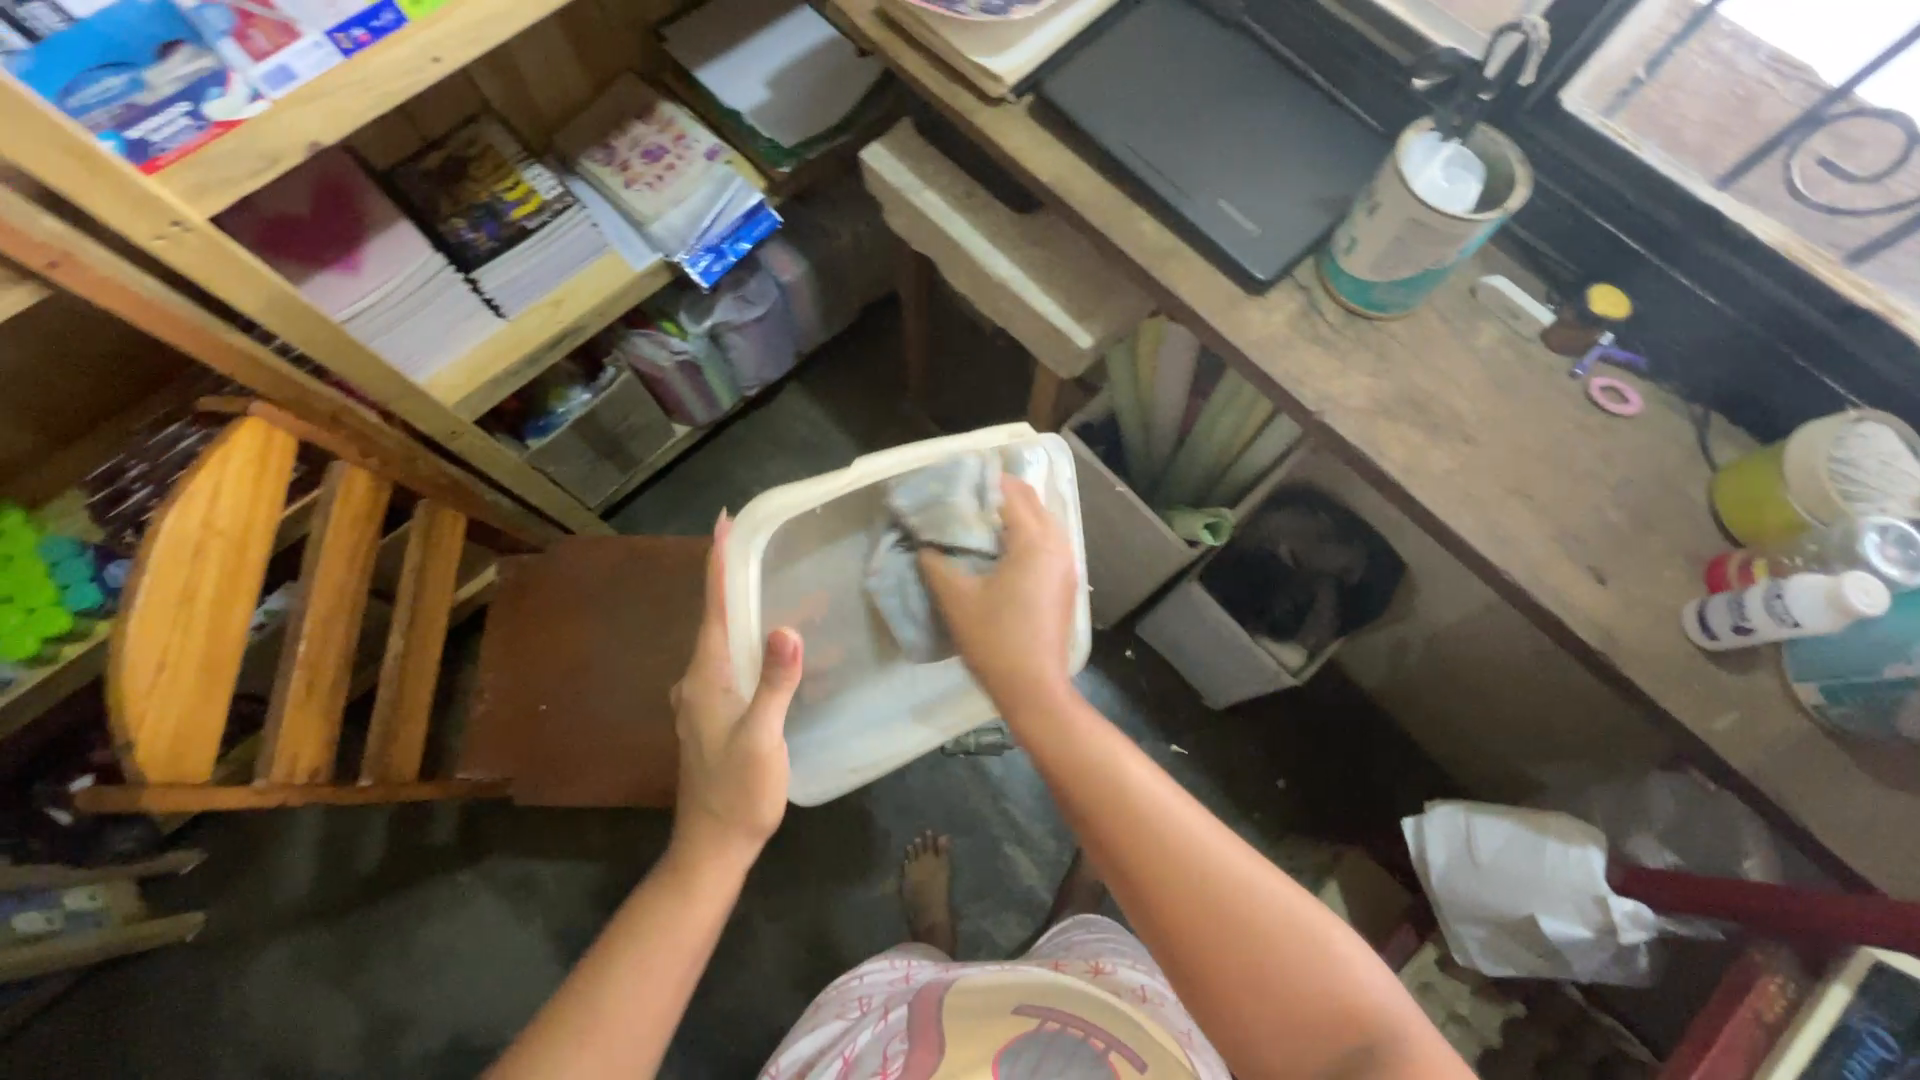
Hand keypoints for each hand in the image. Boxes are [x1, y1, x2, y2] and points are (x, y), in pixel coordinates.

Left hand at [671, 512, 802, 862]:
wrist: (714, 844)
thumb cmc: (738, 792)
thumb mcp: (762, 738)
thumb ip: (774, 684)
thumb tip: (787, 628)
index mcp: (705, 678)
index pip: (713, 608)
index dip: (718, 563)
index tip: (723, 522)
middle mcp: (699, 681)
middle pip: (720, 618)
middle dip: (740, 580)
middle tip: (765, 547)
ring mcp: (704, 700)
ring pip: (731, 644)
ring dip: (755, 616)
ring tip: (792, 595)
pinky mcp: (717, 716)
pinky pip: (739, 667)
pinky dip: (760, 649)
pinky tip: (787, 652)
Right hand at [917, 475, 1077, 706]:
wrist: (1034, 688)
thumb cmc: (995, 640)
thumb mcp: (956, 599)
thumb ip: (936, 563)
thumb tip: (923, 543)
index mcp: (1034, 541)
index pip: (1009, 492)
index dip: (980, 482)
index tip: (952, 482)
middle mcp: (1058, 544)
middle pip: (1030, 501)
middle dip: (997, 494)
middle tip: (962, 499)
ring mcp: (1067, 564)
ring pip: (1041, 522)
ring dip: (1013, 515)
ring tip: (977, 522)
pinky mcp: (1065, 583)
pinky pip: (1046, 543)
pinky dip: (1024, 535)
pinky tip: (999, 551)